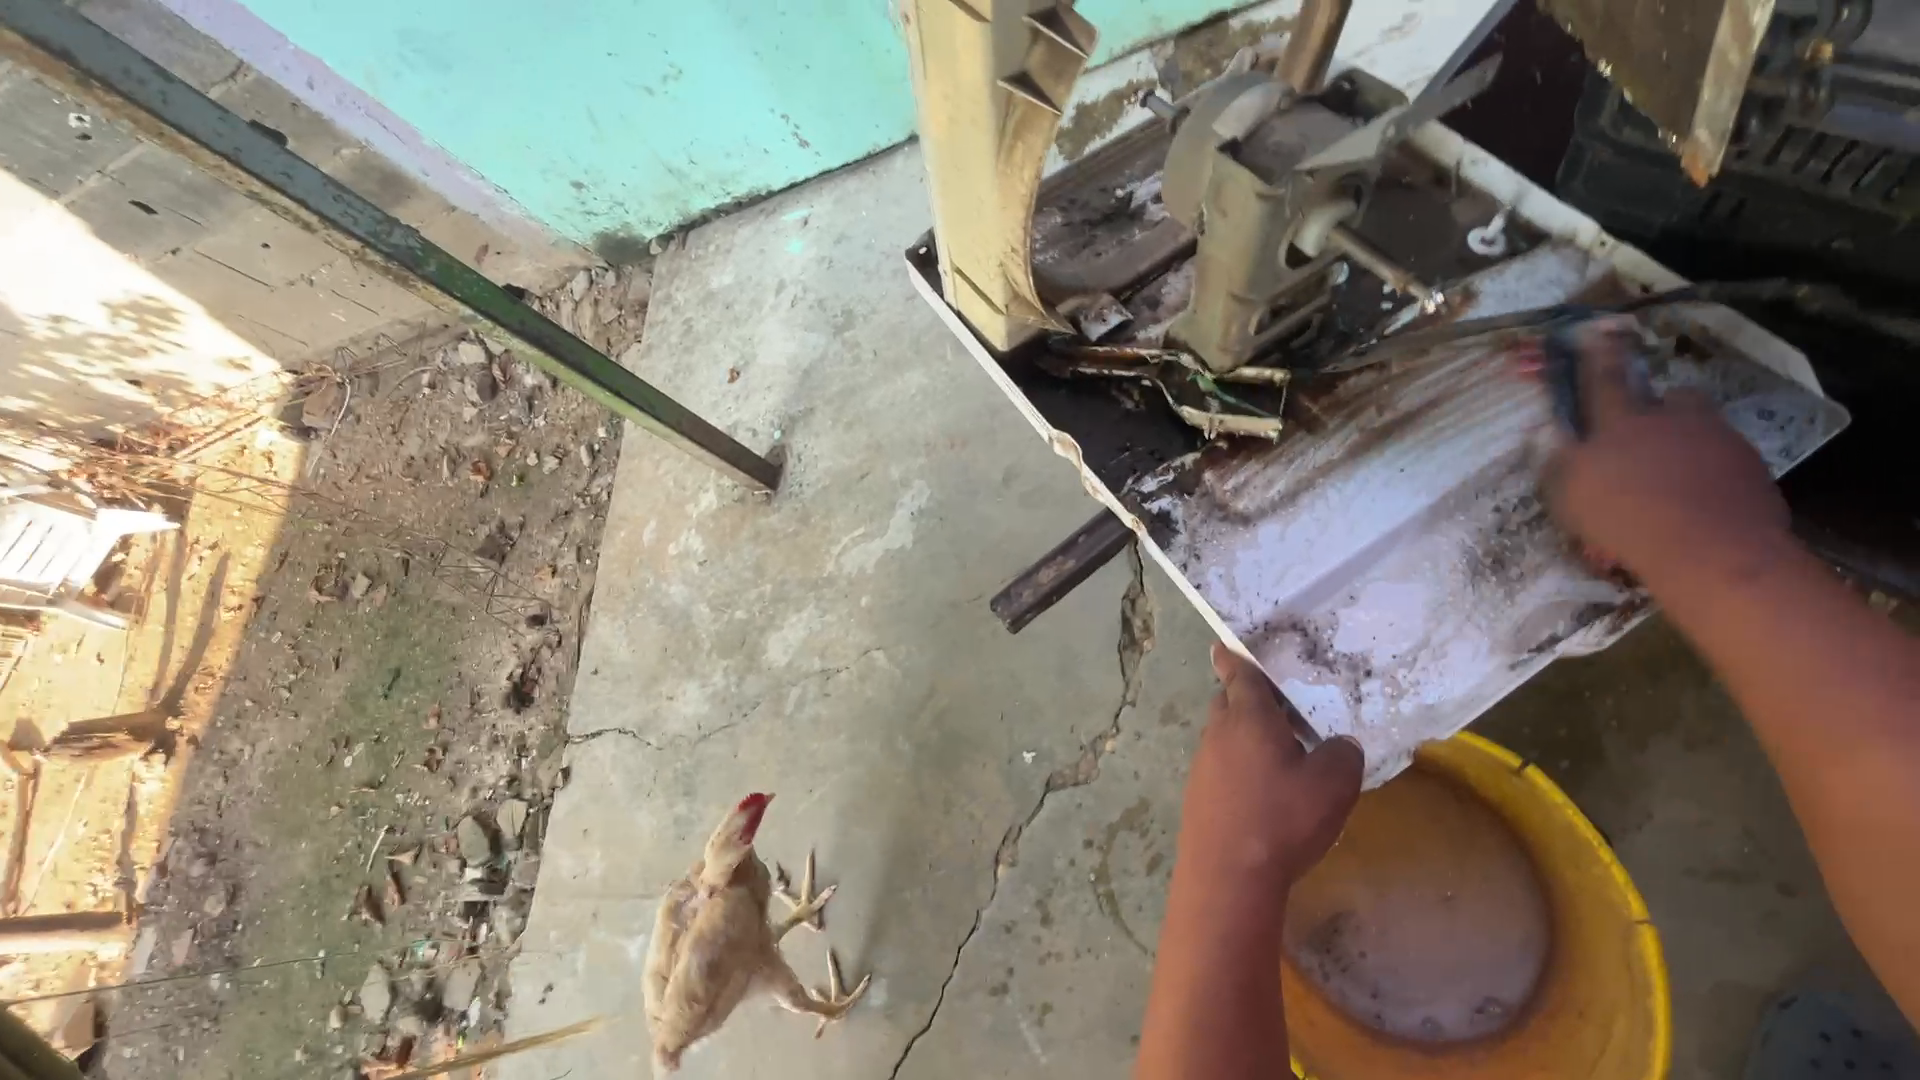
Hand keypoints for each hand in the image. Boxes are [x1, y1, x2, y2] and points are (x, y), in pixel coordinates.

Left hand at [1176, 645, 1363, 889]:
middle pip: (1228, 703)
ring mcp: (1202, 764)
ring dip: (1245, 735)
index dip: (1234, 659)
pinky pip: (1219, 765)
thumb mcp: (1333, 783)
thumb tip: (1339, 744)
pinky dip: (1238, 765)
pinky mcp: (1197, 794)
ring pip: (1223, 735)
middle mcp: (1218, 733)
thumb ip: (1342, 753)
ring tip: (1281, 752)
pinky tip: (1262, 790)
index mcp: (1247, 718)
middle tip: (1280, 706)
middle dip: (1247, 698)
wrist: (1227, 873)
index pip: (1239, 676)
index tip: (1223, 646)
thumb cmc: (1281, 818)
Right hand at [1545, 318, 1790, 582]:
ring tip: (1667, 475)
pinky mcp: (1750, 470)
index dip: (1596, 355)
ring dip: (1683, 441)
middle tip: (1645, 429)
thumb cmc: (1623, 515)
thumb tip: (1545, 429)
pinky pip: (1721, 461)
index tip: (1596, 329)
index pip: (1602, 379)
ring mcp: (1718, 441)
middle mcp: (1672, 420)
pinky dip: (1705, 474)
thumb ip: (1555, 456)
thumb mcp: (1567, 490)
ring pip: (1698, 428)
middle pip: (1669, 397)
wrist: (1711, 549)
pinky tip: (1691, 501)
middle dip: (1659, 405)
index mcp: (1622, 421)